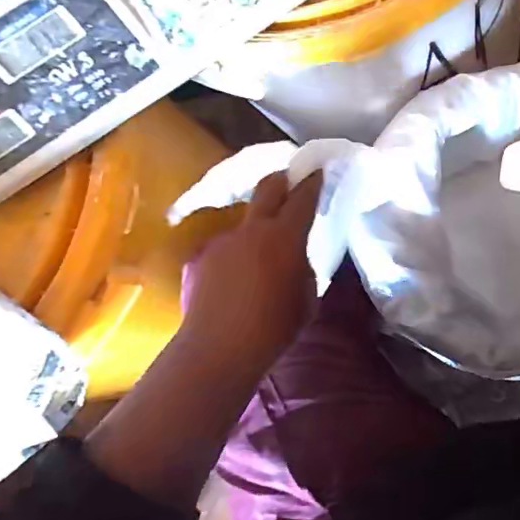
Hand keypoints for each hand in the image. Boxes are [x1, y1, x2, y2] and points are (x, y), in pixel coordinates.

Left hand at [180, 170, 324, 368]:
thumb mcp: (306, 299)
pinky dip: (236, 256)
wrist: (220, 347)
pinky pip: (226, 248)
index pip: (303, 198)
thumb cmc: (274, 328)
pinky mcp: (201, 257)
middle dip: (282, 180)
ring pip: (245, 222)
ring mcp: (223, 240)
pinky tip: (236, 280)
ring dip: (257, 228)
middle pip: (268, 187)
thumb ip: (303, 270)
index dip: (313, 183)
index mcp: (285, 236)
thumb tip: (294, 261)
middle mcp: (252, 229)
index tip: (319, 172)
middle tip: (290, 182)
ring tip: (261, 255)